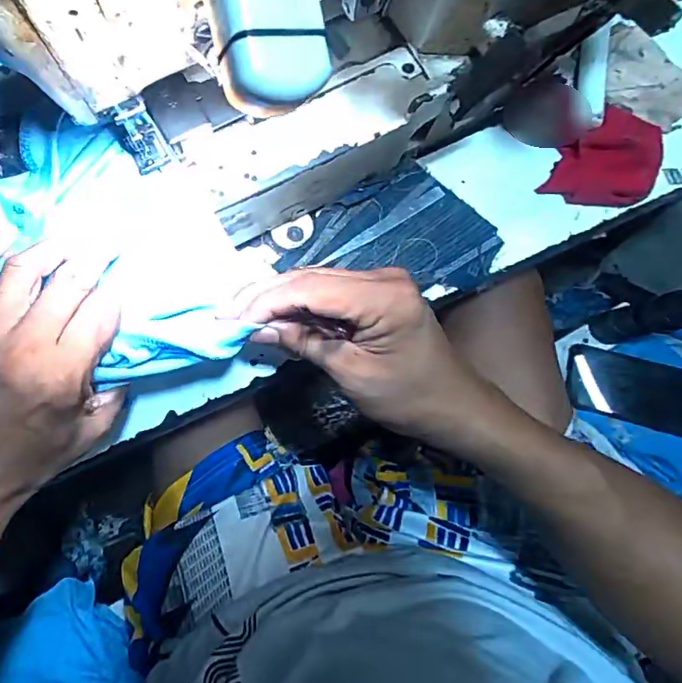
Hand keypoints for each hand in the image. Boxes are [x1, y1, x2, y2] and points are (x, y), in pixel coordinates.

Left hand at [0, 232, 126, 537]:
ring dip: (49, 248)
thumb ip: (115, 388)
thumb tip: (123, 343)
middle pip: (67, 281)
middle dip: (93, 259)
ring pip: (20, 269)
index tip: (119, 285)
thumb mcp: (89, 432)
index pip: (99, 310)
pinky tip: (5, 236)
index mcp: (59, 373)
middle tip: (104, 246)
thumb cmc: (32, 459)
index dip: (115, 293)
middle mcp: (20, 346)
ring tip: (66, 242)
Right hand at [228, 267, 501, 444]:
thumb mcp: (350, 373)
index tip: (233, 318)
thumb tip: (257, 328)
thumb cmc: (407, 398)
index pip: (311, 287)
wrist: (454, 406)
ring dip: (278, 296)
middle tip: (227, 313)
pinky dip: (298, 302)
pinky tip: (272, 311)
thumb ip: (303, 342)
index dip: (267, 300)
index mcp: (383, 295)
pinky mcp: (374, 291)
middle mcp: (381, 276)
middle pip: (310, 277)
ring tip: (241, 312)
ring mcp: (379, 280)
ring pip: (315, 281)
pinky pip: (328, 290)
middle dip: (266, 295)